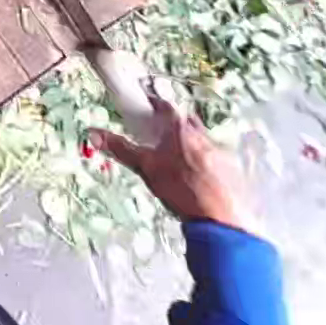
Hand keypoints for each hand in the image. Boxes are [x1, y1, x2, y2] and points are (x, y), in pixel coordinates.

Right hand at [88, 92, 261, 237]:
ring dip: (190, 142)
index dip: (153, 104)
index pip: (163, 104)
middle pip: (184, 118)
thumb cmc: (179, 188)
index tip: (145, 108)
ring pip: (201, 137)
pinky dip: (206, 161)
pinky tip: (199, 178)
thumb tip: (93, 133)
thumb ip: (120, 148)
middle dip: (173, 124)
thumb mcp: (145, 167)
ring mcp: (219, 149)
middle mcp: (200, 131)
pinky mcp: (232, 167)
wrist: (219, 220)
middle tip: (162, 138)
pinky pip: (215, 156)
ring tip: (180, 162)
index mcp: (178, 125)